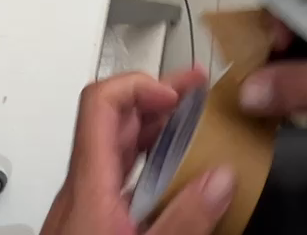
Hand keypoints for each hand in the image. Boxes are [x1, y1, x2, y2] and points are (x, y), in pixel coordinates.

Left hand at [42, 68, 237, 234]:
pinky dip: (154, 166)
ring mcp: (85, 210)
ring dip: (159, 130)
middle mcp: (82, 189)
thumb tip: (224, 175)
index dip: (140, 87)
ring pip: (120, 148)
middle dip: (160, 99)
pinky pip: (123, 178)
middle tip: (202, 93)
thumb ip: (185, 221)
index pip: (100, 104)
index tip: (177, 99)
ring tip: (200, 126)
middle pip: (114, 120)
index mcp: (88, 187)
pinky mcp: (92, 229)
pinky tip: (182, 181)